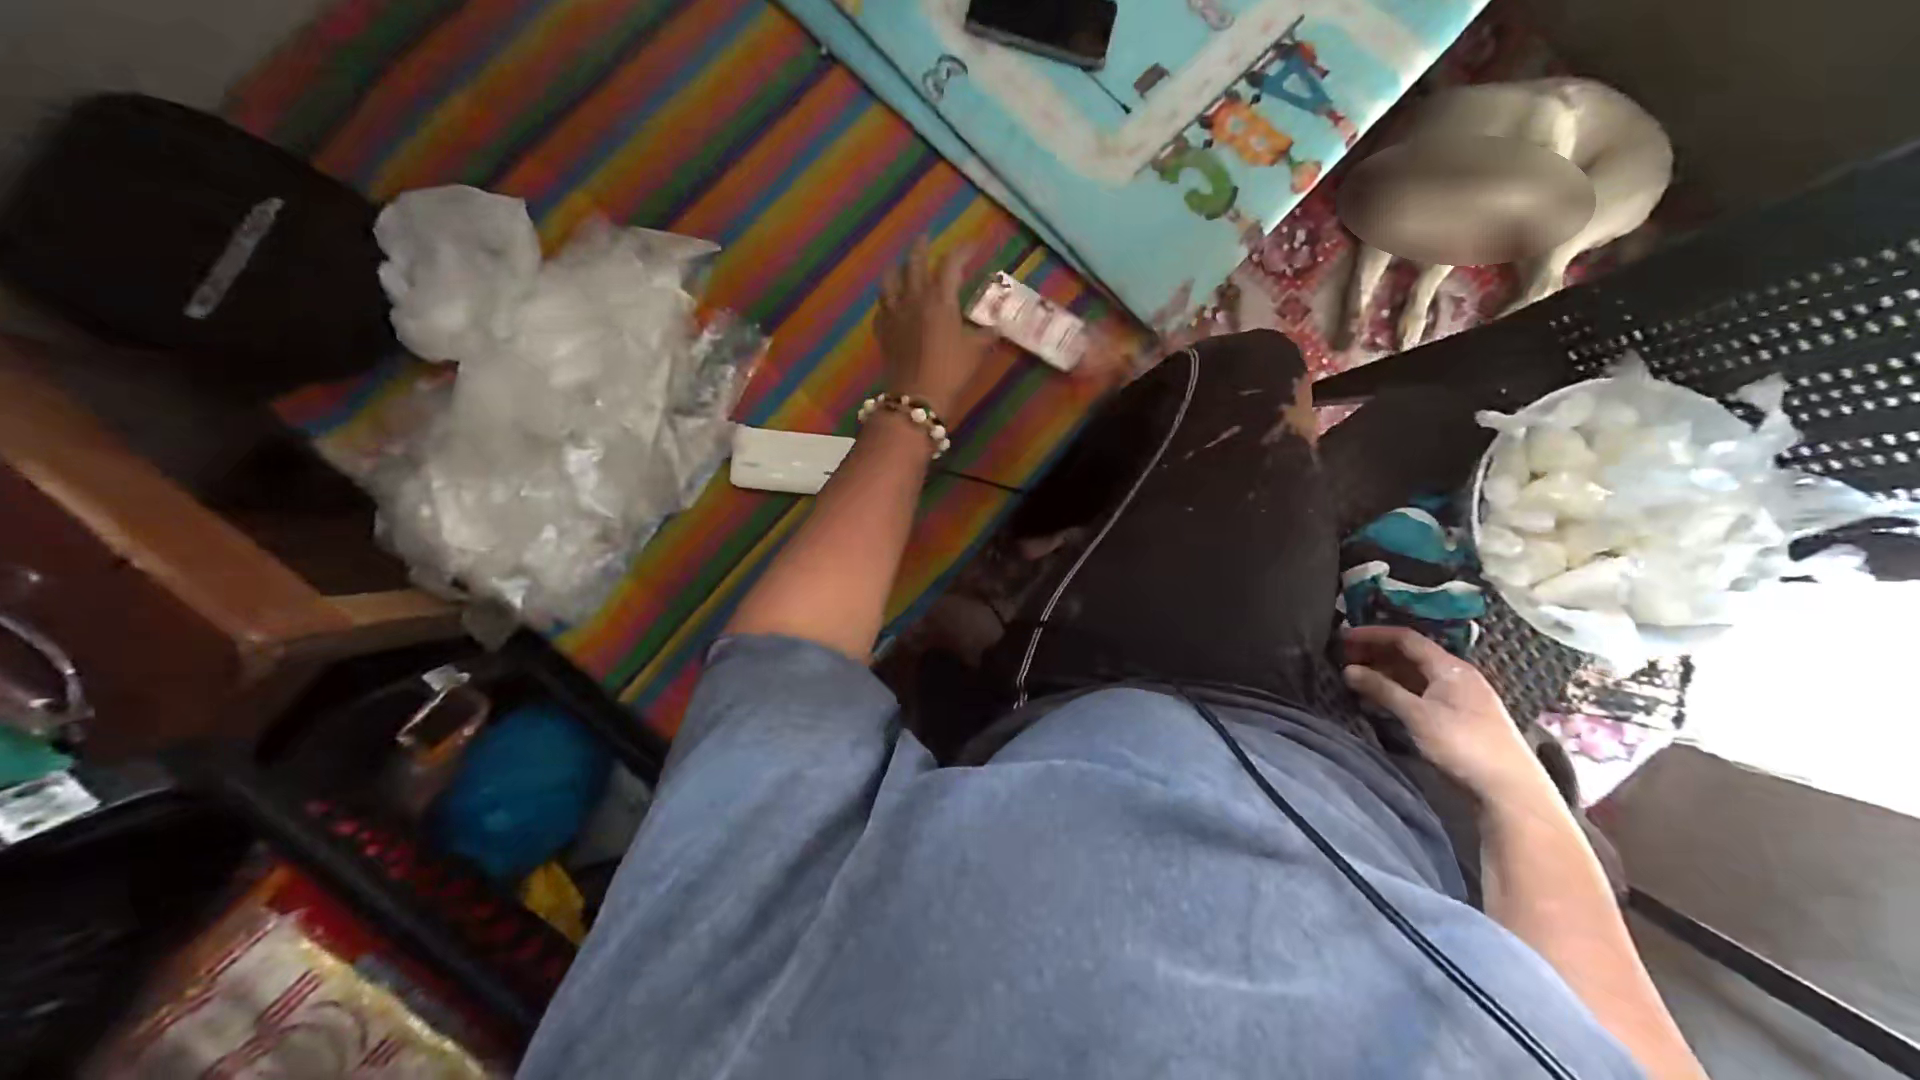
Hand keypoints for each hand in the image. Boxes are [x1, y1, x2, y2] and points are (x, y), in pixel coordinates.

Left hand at [875, 238, 997, 418]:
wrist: (916, 398)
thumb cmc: (951, 371)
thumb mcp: (976, 351)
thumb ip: (986, 334)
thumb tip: (997, 326)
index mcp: (939, 299)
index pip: (951, 263)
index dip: (962, 250)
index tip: (972, 245)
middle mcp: (913, 298)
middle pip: (914, 262)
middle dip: (922, 247)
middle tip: (926, 238)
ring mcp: (894, 313)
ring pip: (890, 279)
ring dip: (898, 268)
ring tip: (902, 265)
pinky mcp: (882, 331)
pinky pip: (882, 307)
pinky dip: (888, 300)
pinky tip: (892, 304)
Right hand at [1341, 626, 1549, 804]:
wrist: (1509, 790)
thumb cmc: (1464, 745)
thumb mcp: (1418, 715)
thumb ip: (1382, 690)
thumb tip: (1348, 670)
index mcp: (1450, 667)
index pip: (1406, 638)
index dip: (1372, 634)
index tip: (1342, 638)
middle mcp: (1454, 676)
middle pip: (1409, 655)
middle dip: (1374, 653)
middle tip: (1343, 658)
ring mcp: (1456, 697)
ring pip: (1412, 675)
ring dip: (1383, 673)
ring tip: (1353, 679)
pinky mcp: (1455, 717)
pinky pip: (1418, 693)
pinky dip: (1395, 691)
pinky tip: (1377, 701)